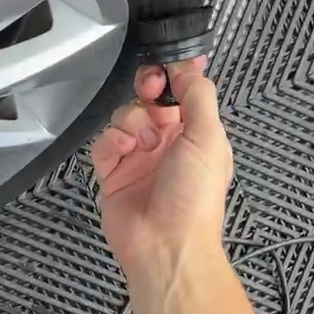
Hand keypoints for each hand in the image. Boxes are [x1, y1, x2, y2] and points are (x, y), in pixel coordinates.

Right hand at [92, 62, 234, 280]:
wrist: (166, 244)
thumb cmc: (195, 198)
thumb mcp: (209, 137)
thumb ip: (199, 96)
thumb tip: (188, 69)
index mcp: (194, 135)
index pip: (180, 92)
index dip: (173, 76)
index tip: (169, 71)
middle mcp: (165, 145)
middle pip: (148, 99)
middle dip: (147, 89)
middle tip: (150, 92)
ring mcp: (137, 160)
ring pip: (124, 118)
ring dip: (132, 122)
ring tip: (143, 145)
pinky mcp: (113, 176)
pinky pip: (103, 144)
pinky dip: (111, 142)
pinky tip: (123, 153)